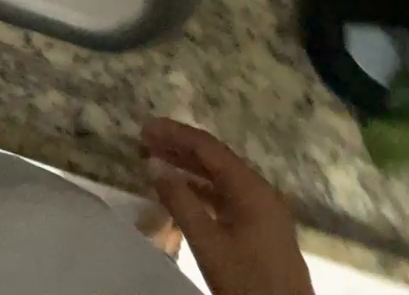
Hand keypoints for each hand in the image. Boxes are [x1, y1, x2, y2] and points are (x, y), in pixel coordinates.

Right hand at [142, 119, 313, 294]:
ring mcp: (264, 211)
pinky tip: (182, 191)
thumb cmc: (247, 283)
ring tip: (156, 161)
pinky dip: (202, 188)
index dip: (174, 133)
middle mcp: (261, 191)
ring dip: (189, 167)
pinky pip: (227, 196)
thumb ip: (180, 200)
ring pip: (221, 177)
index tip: (143, 129)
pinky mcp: (262, 229)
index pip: (208, 147)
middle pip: (215, 158)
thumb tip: (154, 165)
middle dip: (179, 147)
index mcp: (252, 188)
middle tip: (144, 141)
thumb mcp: (208, 243)